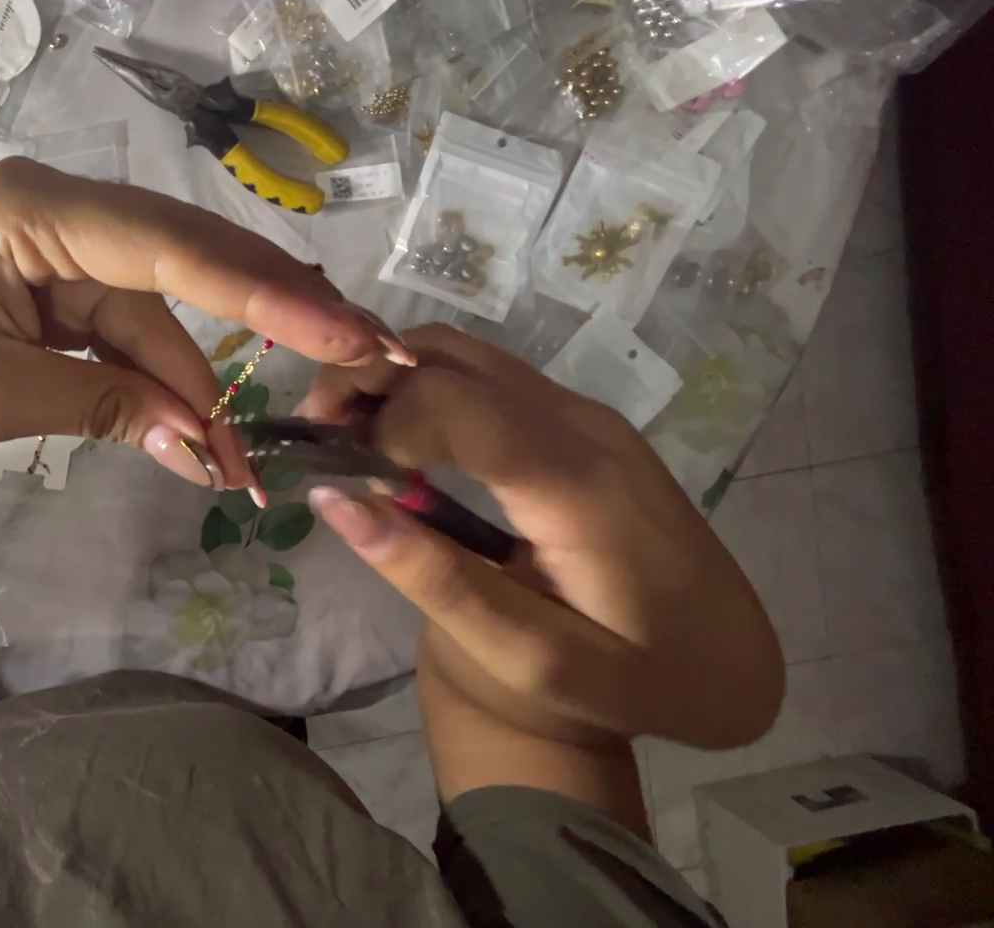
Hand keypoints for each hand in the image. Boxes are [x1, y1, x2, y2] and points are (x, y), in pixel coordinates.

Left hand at [0, 158, 413, 484]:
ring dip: (200, 383)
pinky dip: (162, 384)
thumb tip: (205, 446)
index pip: (167, 246)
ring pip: (161, 310)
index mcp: (32, 208)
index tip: (342, 330)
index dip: (260, 294)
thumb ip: (110, 405)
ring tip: (239, 460)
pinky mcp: (61, 287)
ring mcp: (63, 249)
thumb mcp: (0, 395)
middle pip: (182, 261)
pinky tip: (195, 431)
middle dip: (263, 319)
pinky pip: (129, 331)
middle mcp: (59, 211)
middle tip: (359, 354)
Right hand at [301, 324, 782, 749]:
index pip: (449, 403)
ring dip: (385, 378)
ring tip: (343, 433)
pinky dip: (416, 387)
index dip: (377, 425)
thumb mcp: (523, 654)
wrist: (713, 666)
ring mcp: (583, 414)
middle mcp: (583, 424)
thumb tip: (329, 497)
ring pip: (458, 353)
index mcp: (577, 482)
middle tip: (317, 436)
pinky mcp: (573, 420)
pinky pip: (479, 374)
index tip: (348, 477)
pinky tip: (392, 435)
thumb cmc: (622, 677)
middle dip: (362, 380)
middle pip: (446, 357)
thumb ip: (428, 576)